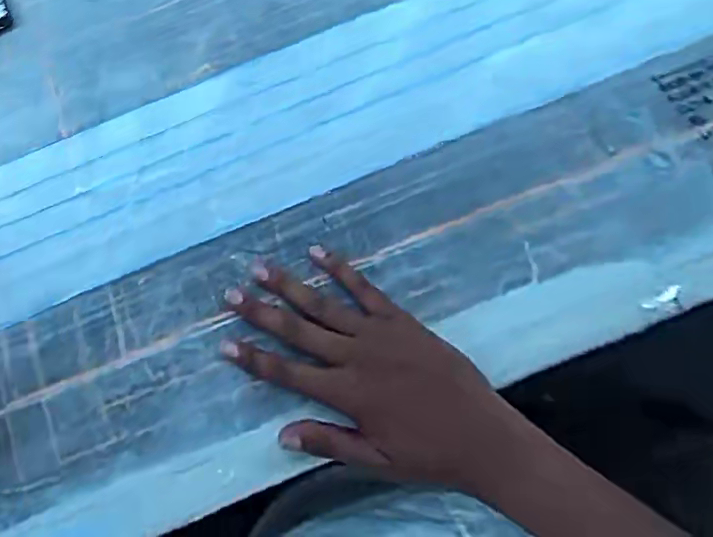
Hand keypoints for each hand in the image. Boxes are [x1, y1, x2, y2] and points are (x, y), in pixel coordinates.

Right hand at [221, 246, 686, 536]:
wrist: (488, 437)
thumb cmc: (430, 453)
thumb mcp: (378, 460)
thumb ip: (329, 443)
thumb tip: (281, 435)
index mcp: (348, 394)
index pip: (289, 374)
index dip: (255, 359)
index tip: (225, 344)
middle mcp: (355, 357)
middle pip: (297, 331)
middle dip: (261, 312)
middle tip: (231, 294)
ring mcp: (376, 333)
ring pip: (323, 305)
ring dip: (289, 285)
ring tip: (260, 267)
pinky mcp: (398, 319)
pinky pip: (363, 289)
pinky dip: (340, 269)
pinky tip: (317, 251)